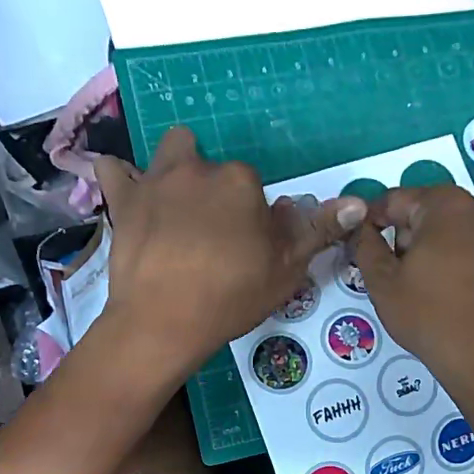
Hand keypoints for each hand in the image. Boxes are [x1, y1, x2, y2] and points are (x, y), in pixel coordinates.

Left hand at [94, 127, 365, 373]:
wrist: (165, 320)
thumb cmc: (232, 295)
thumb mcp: (287, 269)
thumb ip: (319, 230)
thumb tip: (357, 201)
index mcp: (241, 182)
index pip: (256, 187)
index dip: (257, 216)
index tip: (253, 246)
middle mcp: (198, 169)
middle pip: (216, 167)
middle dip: (220, 192)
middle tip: (219, 234)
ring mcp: (155, 180)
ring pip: (172, 153)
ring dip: (179, 169)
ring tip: (183, 206)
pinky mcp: (123, 200)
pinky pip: (116, 171)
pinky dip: (126, 180)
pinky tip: (135, 197)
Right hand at [352, 185, 473, 402]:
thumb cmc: (428, 315)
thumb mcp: (382, 281)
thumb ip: (365, 245)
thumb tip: (362, 230)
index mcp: (445, 204)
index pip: (394, 201)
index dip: (370, 222)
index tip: (358, 245)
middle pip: (423, 212)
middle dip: (402, 237)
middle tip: (388, 273)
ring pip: (446, 231)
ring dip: (425, 250)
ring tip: (414, 286)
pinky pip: (468, 248)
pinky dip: (449, 261)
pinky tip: (440, 291)